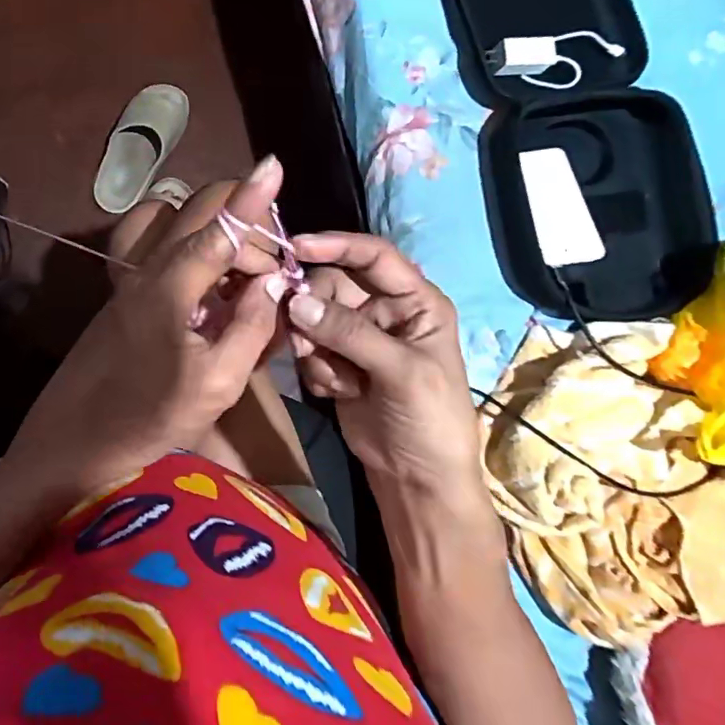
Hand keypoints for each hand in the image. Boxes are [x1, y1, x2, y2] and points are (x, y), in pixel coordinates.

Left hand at [6, 161, 288, 490]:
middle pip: (193, 211)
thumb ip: (251, 327)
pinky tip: (198, 273)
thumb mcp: (217, 383)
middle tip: (271, 255)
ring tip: (237, 259)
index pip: (219, 229)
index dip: (251, 197)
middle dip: (239, 214)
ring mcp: (126, 276)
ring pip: (167, 218)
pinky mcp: (119, 290)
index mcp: (171, 287)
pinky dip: (180, 236)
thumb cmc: (150, 417)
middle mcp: (145, 268)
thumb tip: (272, 282)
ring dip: (207, 222)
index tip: (273, 164)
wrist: (75, 437)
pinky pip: (149, 240)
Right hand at [284, 233, 483, 501]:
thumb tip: (295, 301)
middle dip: (314, 310)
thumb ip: (350, 333)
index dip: (336, 245)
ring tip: (331, 378)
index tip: (295, 247)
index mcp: (415, 300)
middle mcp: (383, 310)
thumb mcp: (401, 372)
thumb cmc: (430, 420)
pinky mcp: (335, 360)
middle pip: (331, 285)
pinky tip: (336, 392)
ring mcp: (356, 336)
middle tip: (305, 341)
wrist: (416, 479)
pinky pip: (307, 345)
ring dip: (312, 345)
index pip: (373, 256)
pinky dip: (313, 367)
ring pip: (312, 315)